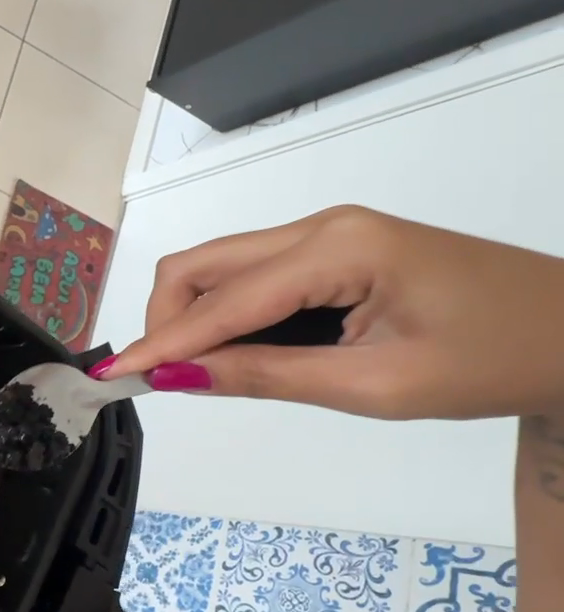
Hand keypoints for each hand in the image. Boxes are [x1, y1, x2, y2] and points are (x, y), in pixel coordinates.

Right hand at [99, 206, 563, 419]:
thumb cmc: (500, 364)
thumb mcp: (379, 385)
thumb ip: (266, 376)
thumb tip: (173, 377)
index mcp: (338, 249)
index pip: (222, 301)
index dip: (162, 342)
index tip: (112, 377)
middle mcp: (319, 226)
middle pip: (199, 266)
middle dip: (166, 320)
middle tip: (166, 375)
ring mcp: (324, 232)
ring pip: (215, 266)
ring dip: (190, 315)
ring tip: (202, 367)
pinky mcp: (331, 246)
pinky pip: (247, 273)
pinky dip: (223, 310)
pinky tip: (237, 345)